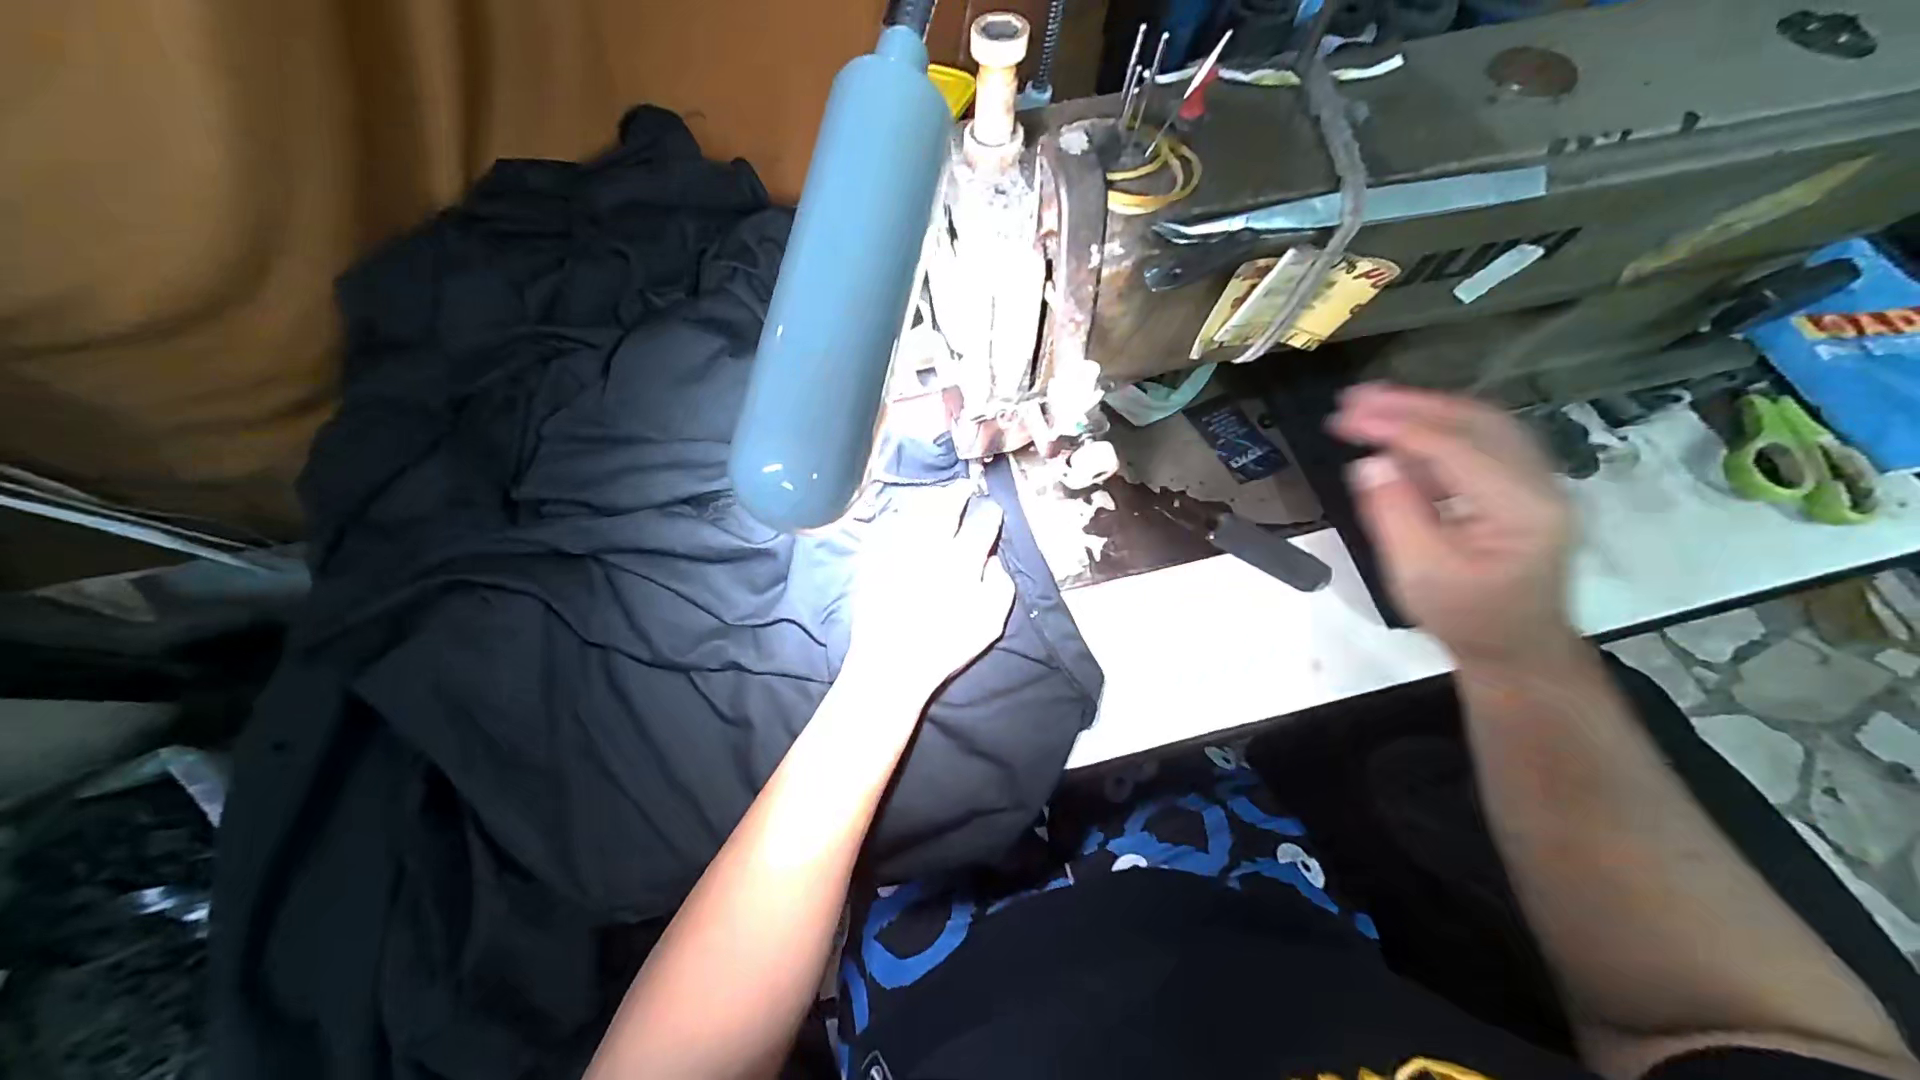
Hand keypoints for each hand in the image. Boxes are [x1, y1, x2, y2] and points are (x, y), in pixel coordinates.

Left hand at [845, 491, 1016, 699]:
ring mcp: (900, 547)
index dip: (990, 511)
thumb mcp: (990, 622)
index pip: (982, 521)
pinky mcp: (875, 556)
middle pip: (946, 504)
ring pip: (917, 509)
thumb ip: (1001, 585)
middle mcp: (931, 545)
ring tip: (938, 495)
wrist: (892, 661)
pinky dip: (902, 513)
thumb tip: (993, 559)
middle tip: (964, 487)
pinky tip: (908, 514)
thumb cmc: (946, 646)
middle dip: (959, 491)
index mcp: (962, 560)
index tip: (991, 509)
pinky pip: (890, 523)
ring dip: (931, 497)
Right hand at [1330, 383, 1577, 667]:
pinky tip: (1398, 435)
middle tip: (1354, 398)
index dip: (1397, 427)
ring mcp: (1535, 484)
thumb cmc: (1465, 618)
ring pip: (1481, 427)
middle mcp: (1539, 485)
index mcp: (1521, 509)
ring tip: (1370, 403)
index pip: (1455, 449)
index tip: (1344, 416)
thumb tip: (1369, 464)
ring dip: (1425, 410)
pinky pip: (1480, 445)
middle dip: (1412, 405)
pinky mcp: (1519, 489)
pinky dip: (1436, 431)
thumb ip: (1393, 515)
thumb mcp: (1418, 574)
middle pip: (1476, 423)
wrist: (1515, 648)